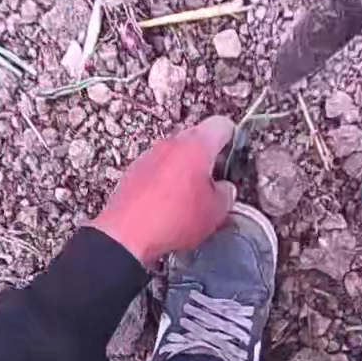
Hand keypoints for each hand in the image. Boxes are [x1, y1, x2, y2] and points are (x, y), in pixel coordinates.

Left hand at [93, 115, 236, 265]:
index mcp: (197, 146)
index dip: (233, 138)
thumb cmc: (172, 219)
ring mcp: (150, 155)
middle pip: (197, 139)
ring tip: (191, 199)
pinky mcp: (134, 171)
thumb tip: (225, 190)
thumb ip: (226, 194)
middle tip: (215, 183)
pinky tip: (169, 205)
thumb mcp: (215, 212)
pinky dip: (167, 181)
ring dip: (186, 171)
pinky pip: (159, 169)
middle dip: (208, 158)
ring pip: (177, 154)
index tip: (234, 155)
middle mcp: (172, 143)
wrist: (127, 235)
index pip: (222, 125)